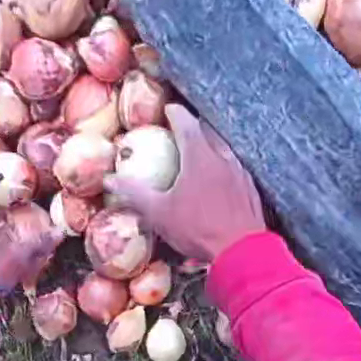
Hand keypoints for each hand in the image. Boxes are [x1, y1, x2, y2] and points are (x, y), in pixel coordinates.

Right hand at [106, 105, 265, 262]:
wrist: (241, 251)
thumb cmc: (197, 229)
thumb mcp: (159, 213)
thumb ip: (134, 194)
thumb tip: (110, 180)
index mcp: (199, 156)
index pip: (186, 122)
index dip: (175, 113)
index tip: (168, 110)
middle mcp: (223, 157)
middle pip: (208, 130)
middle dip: (194, 125)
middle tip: (182, 129)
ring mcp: (240, 172)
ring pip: (224, 148)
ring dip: (211, 145)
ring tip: (200, 153)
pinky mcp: (251, 188)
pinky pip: (236, 167)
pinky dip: (225, 166)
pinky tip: (220, 179)